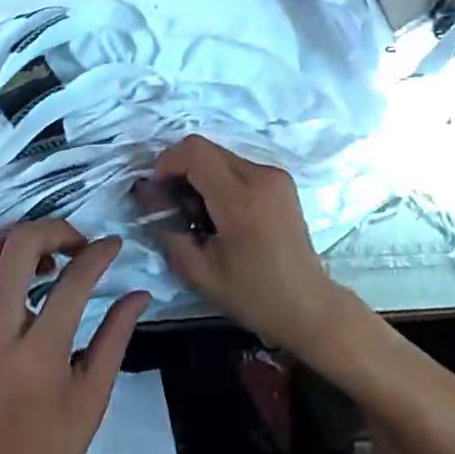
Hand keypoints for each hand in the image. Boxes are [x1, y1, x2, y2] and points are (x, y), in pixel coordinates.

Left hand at [0, 220, 150, 453]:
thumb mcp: (88, 407)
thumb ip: (114, 341)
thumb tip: (139, 294)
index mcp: (37, 357)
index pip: (74, 280)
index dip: (100, 252)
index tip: (114, 245)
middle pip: (19, 246)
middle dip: (56, 230)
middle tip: (78, 245)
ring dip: (15, 239)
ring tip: (41, 258)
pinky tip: (2, 272)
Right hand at [152, 135, 359, 358]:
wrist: (308, 305)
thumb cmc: (253, 295)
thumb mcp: (199, 272)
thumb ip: (168, 228)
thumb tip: (146, 195)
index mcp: (242, 199)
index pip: (195, 152)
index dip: (167, 163)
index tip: (158, 191)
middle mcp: (262, 176)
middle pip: (207, 149)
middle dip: (182, 170)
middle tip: (176, 207)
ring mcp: (275, 175)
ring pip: (221, 156)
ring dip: (201, 175)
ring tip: (200, 215)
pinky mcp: (281, 180)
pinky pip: (238, 166)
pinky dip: (221, 180)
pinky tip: (222, 213)